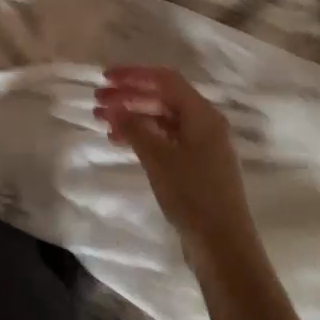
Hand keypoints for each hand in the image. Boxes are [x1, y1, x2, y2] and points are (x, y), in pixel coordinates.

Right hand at [96, 67, 254, 251]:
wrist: (222, 244)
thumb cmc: (192, 194)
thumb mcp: (158, 158)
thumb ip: (134, 127)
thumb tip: (113, 105)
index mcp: (202, 115)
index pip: (165, 80)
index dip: (134, 74)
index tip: (105, 78)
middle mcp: (205, 124)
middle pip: (163, 98)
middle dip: (129, 96)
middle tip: (97, 103)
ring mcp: (202, 146)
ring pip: (162, 119)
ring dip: (133, 116)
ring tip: (104, 123)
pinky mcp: (196, 165)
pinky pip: (165, 138)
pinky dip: (143, 136)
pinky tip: (122, 142)